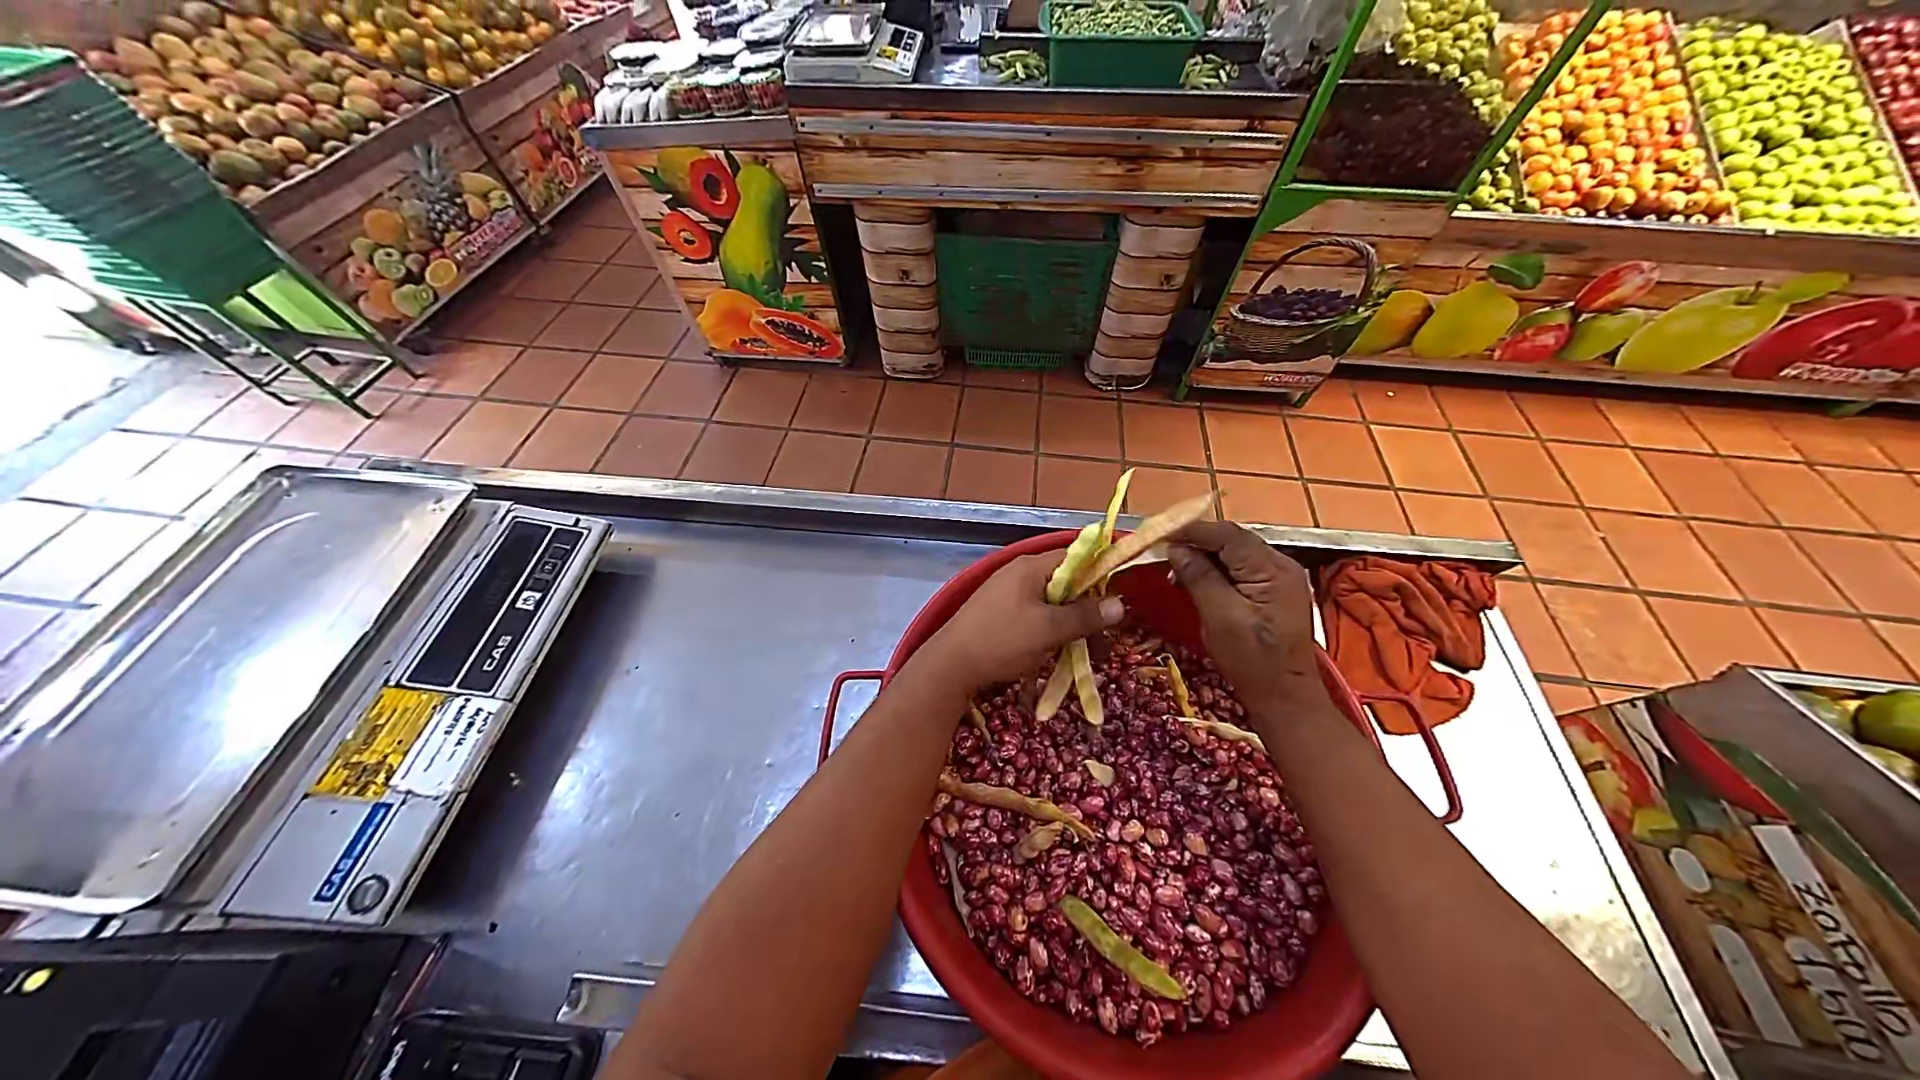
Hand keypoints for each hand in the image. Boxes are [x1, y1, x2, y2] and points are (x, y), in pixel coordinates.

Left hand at [915, 550, 1125, 690]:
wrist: (950, 666)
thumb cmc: (1001, 641)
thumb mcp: (1049, 630)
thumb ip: (1084, 616)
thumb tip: (1120, 605)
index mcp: (1030, 567)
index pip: (1076, 557)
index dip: (1101, 574)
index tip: (1119, 598)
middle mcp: (1018, 573)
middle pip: (1065, 582)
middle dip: (1087, 609)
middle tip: (1103, 638)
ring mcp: (1006, 593)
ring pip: (1051, 603)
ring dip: (1070, 624)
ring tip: (1083, 651)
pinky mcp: (999, 613)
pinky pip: (1035, 615)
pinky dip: (1050, 631)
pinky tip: (1055, 652)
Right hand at [1165, 521, 1319, 704]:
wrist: (1284, 696)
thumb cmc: (1251, 660)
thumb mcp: (1220, 617)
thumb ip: (1199, 577)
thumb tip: (1176, 549)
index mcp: (1272, 569)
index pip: (1228, 535)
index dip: (1192, 532)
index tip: (1160, 535)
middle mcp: (1282, 565)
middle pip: (1234, 541)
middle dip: (1198, 543)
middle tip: (1165, 553)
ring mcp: (1281, 578)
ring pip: (1237, 553)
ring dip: (1206, 557)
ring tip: (1177, 569)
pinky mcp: (1275, 591)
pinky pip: (1243, 569)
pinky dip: (1218, 570)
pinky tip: (1198, 580)